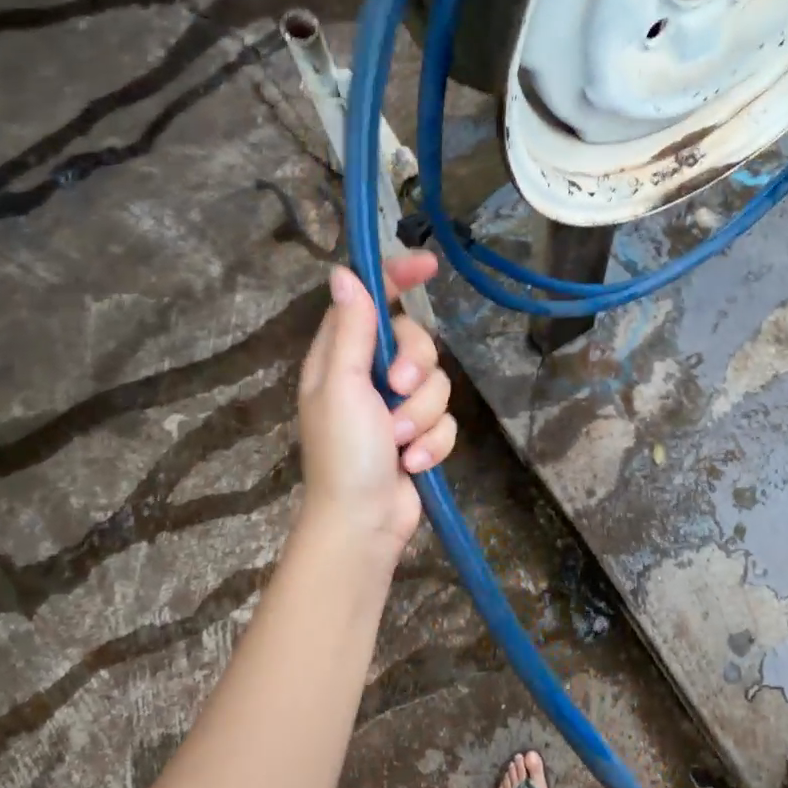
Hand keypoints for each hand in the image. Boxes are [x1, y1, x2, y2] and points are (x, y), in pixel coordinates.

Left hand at [296, 253, 452, 558]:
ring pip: (438, 384)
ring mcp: (398, 408)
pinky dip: (433, 444)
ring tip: (400, 444)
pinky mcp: (422, 436)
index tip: (429, 265)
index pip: (372, 301)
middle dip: (415, 369)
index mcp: (341, 357)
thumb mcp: (341, 385)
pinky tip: (414, 464)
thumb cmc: (344, 453)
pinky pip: (446, 422)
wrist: (363, 521)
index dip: (398, 277)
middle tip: (396, 392)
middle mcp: (370, 376)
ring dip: (422, 417)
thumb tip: (345, 274)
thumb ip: (350, 330)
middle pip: (416, 342)